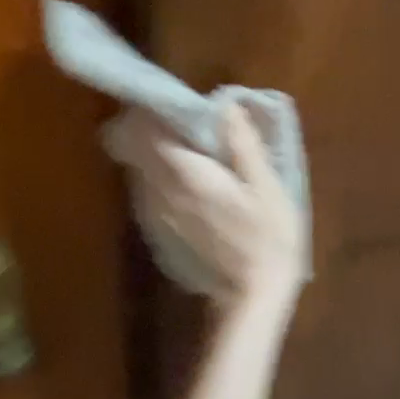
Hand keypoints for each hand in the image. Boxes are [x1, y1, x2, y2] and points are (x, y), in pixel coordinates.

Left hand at [112, 103, 304, 297]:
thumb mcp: (267, 186)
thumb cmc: (268, 238)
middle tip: (179, 121)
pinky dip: (158, 177)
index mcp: (184, 174)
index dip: (149, 110)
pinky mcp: (160, 231)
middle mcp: (159, 191)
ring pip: (136, 170)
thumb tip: (227, 105)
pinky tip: (189, 183)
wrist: (252, 296)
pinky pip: (147, 191)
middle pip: (131, 148)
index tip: (169, 102)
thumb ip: (243, 144)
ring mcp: (155, 215)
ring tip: (186, 149)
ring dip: (152, 153)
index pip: (142, 131)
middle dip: (146, 128)